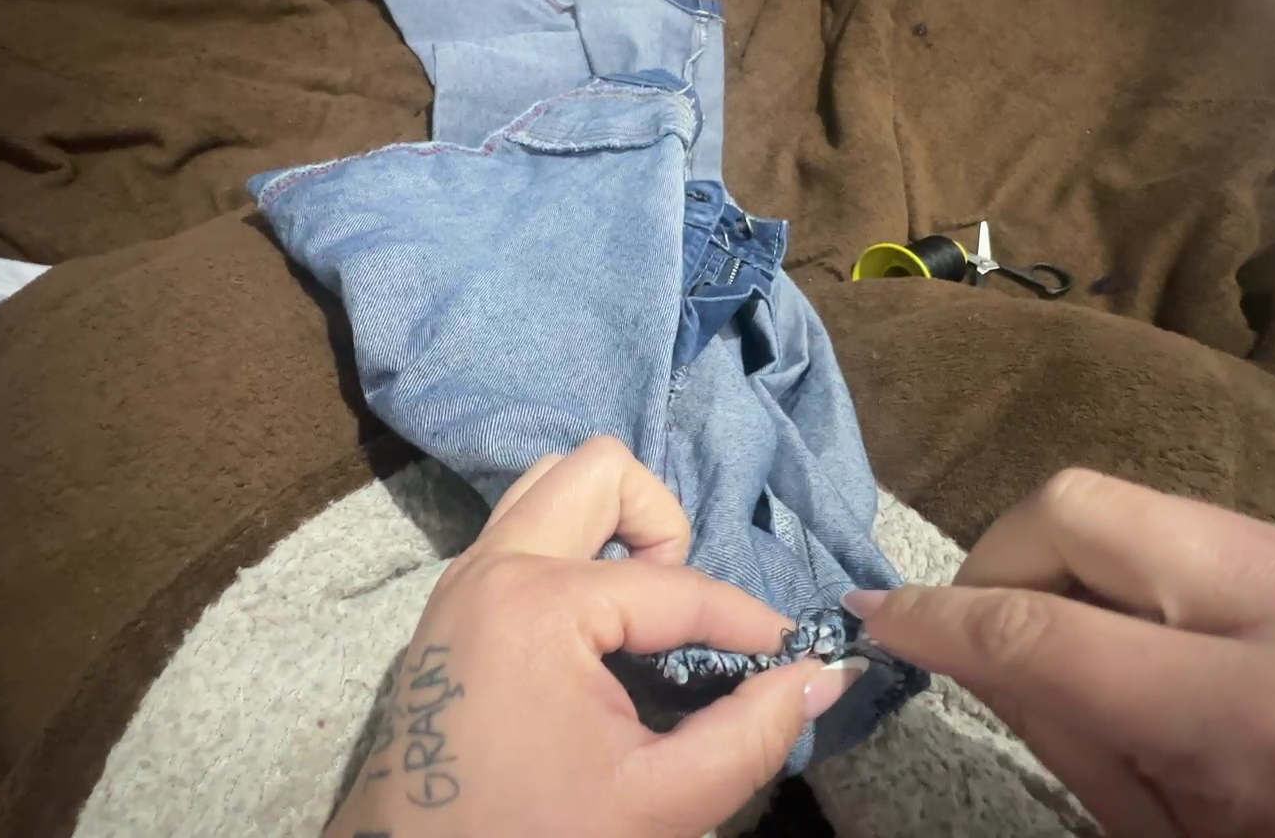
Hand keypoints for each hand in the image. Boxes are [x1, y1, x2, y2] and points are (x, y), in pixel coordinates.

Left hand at [324, 437, 863, 837]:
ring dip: (613, 523)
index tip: (790, 649)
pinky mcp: (455, 593)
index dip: (746, 619)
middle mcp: (496, 562)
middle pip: (602, 470)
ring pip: (555, 481)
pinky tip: (592, 617)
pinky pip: (525, 522)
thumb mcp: (656, 807)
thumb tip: (820, 676)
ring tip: (635, 606)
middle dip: (662, 527)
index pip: (676, 586)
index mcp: (541, 603)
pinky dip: (574, 543)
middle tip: (677, 614)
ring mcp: (467, 571)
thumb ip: (750, 737)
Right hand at [845, 469, 1274, 837]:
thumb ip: (1063, 734)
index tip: (874, 613)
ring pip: (1125, 502)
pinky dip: (1127, 571)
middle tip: (983, 627)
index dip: (938, 617)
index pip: (1046, 629)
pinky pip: (1184, 529)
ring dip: (1061, 563)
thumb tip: (964, 645)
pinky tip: (1148, 637)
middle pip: (1079, 505)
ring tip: (1073, 639)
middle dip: (998, 558)